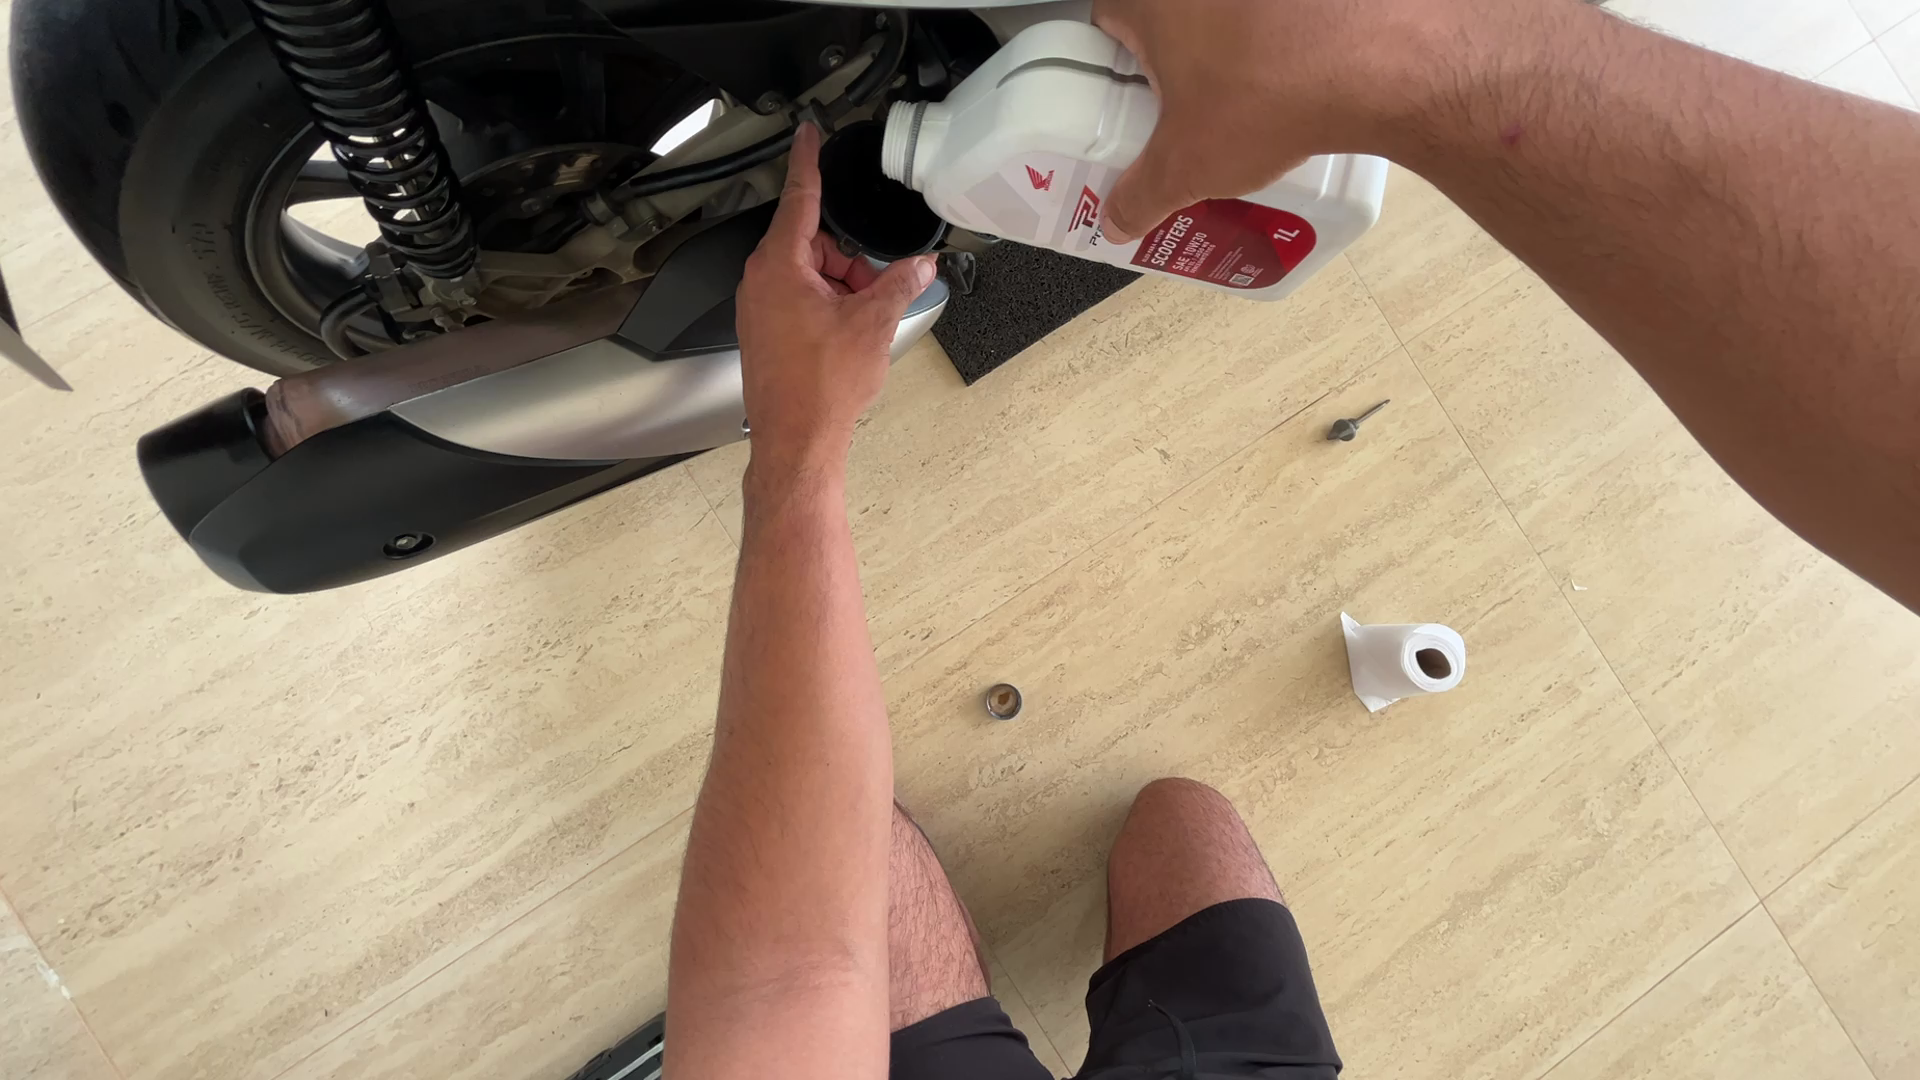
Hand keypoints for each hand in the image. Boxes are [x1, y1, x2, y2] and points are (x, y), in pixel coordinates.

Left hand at [736, 123, 938, 471]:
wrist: (797, 441)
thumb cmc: (820, 388)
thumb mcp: (873, 324)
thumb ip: (899, 284)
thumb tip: (920, 267)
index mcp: (780, 266)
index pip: (799, 197)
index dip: (809, 161)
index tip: (808, 135)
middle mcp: (760, 283)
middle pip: (814, 245)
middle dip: (849, 264)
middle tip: (872, 295)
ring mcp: (759, 311)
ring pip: (808, 277)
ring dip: (841, 291)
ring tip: (859, 328)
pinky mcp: (765, 335)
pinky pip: (799, 304)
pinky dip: (826, 311)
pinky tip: (843, 341)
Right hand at [1092, 0, 1471, 242]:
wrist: (1389, 56)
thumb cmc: (1274, 94)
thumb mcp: (1186, 167)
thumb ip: (1138, 198)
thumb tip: (1115, 222)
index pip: (1105, 22)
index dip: (1109, 69)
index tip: (1127, 101)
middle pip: (1166, 13)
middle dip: (1170, 56)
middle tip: (1182, 107)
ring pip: (1221, 7)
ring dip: (1223, 38)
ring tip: (1241, 91)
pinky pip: (1274, 6)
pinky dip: (1277, 25)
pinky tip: (1292, 62)